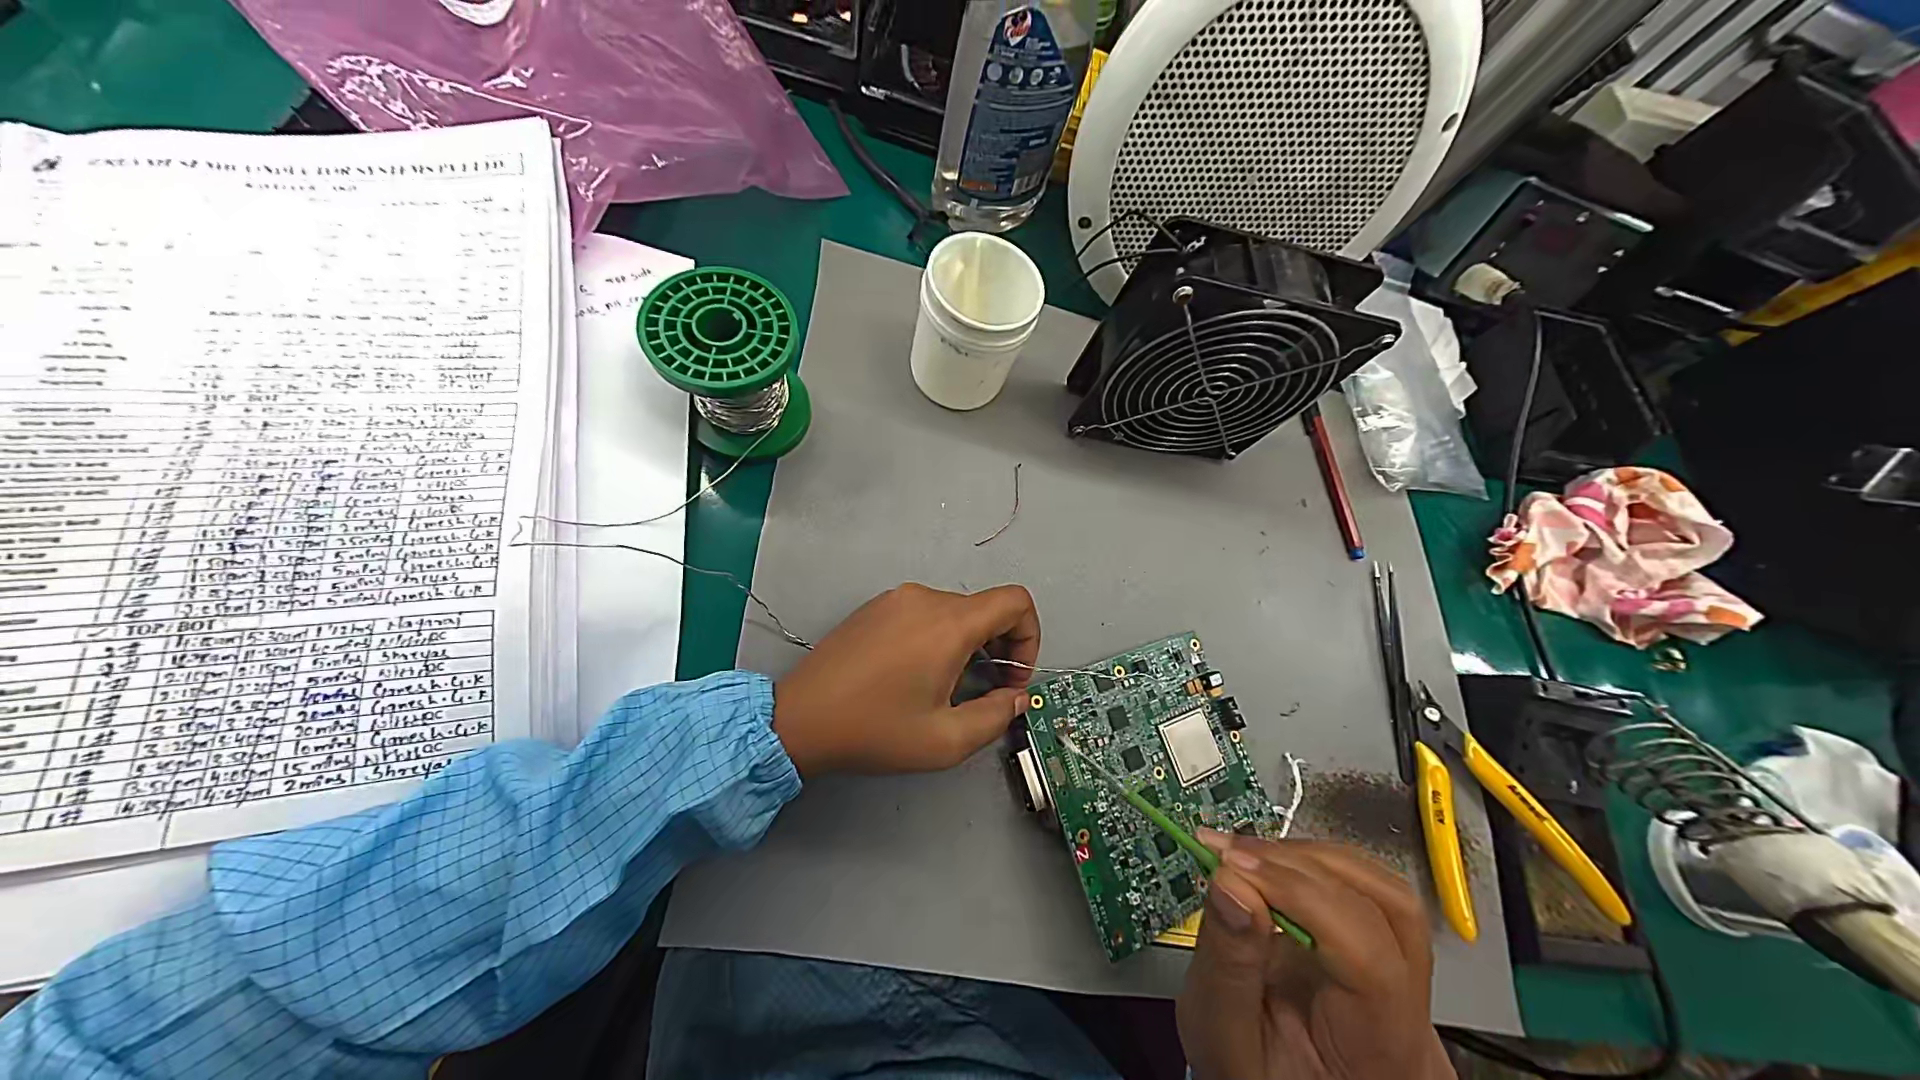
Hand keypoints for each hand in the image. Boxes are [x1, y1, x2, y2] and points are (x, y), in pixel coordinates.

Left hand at [772, 583, 1040, 776]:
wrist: (799, 718)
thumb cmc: (873, 730)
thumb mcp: (946, 740)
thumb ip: (996, 717)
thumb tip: (1014, 698)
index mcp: (948, 624)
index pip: (1016, 602)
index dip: (1029, 638)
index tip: (1012, 678)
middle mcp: (924, 599)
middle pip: (986, 608)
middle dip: (1000, 648)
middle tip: (984, 691)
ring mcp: (896, 599)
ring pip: (956, 612)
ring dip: (968, 645)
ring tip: (947, 688)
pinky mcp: (875, 608)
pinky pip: (925, 613)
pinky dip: (939, 638)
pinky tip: (916, 676)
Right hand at [1178, 833, 1452, 1079]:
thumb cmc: (1251, 1074)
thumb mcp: (1222, 1035)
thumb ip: (1228, 963)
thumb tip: (1230, 881)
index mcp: (1383, 1049)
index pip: (1367, 950)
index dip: (1299, 894)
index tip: (1234, 867)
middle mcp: (1415, 1014)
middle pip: (1384, 906)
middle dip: (1298, 866)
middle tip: (1231, 855)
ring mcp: (1405, 979)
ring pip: (1376, 887)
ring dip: (1303, 858)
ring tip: (1244, 858)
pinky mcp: (1379, 950)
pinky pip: (1358, 890)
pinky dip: (1306, 866)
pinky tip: (1265, 869)